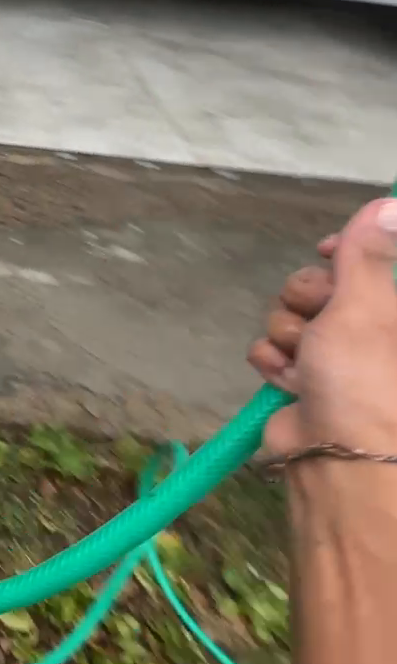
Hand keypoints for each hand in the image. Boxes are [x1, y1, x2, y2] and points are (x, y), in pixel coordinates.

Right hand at [247, 198, 396, 456]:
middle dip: (308, 301)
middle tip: (319, 321)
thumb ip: (369, 259)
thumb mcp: (368, 312)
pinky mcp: (316, 379)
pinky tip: (291, 381)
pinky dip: (276, 363)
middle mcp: (383, 334)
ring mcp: (350, 359)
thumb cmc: (371, 384)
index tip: (327, 252)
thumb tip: (387, 204)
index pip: (377, 262)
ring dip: (288, 336)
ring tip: (303, 363)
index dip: (348, 250)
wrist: (345, 459)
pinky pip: (278, 350)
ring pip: (296, 318)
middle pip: (327, 288)